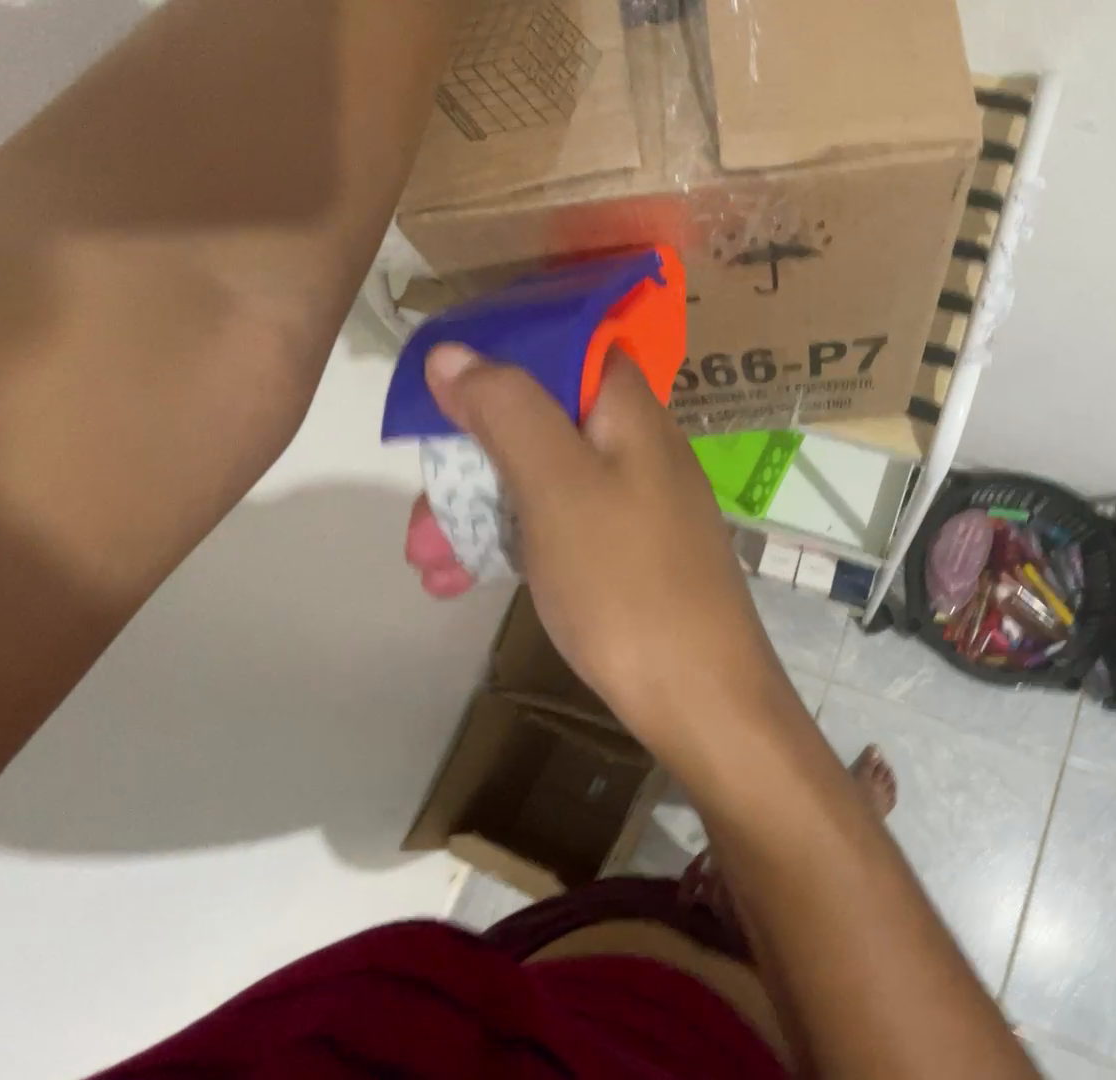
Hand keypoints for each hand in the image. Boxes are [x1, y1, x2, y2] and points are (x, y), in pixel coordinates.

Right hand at [424, 343, 802, 750]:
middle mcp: (636, 447)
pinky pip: (557, 530)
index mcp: (629, 412)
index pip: (563, 347)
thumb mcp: (557, 486)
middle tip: (416, 515)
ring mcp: (634, 505)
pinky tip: (457, 583)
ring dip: (475, 513)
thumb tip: (454, 352)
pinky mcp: (627, 556)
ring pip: (540, 483)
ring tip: (424, 563)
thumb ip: (507, 410)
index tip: (437, 388)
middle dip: (468, 462)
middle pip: (538, 422)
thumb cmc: (626, 582)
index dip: (499, 355)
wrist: (699, 697)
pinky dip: (509, 546)